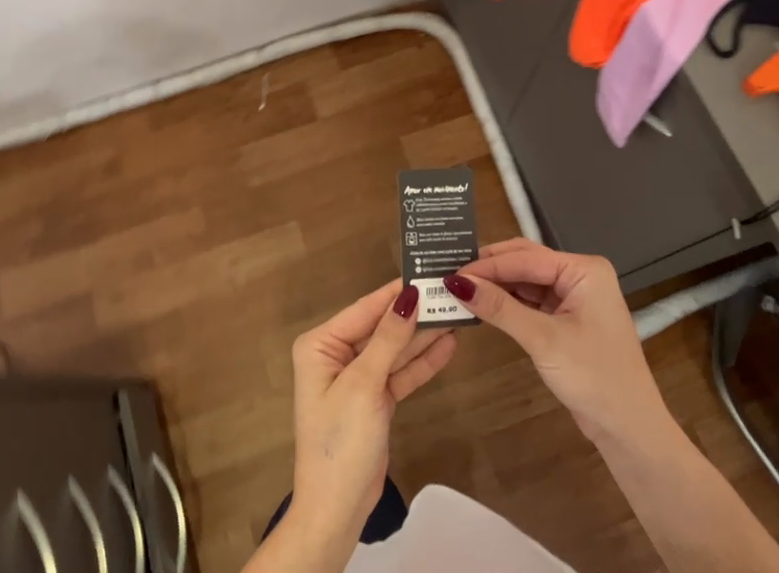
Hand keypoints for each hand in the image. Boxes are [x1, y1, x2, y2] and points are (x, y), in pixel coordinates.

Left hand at [286, 280, 457, 534]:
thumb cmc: (341, 439)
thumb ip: (388, 339)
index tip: (429, 270)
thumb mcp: (364, 385)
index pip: (365, 309)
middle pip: (381, 327)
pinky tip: (449, 345)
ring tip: (458, 312)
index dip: (397, 292)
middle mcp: (335, 356)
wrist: (337, 507)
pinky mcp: (374, 400)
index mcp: (320, 345)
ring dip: (423, 335)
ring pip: (394, 349)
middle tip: (451, 291)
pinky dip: (422, 362)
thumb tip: (409, 294)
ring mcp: (355, 379)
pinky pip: (400, 373)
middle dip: (414, 313)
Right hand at [446, 240, 657, 443]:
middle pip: (525, 261)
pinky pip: (531, 301)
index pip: (525, 257)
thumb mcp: (542, 339)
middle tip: (449, 275)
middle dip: (489, 268)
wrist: (628, 427)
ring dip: (496, 285)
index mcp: (584, 270)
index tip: (448, 273)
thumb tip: (455, 283)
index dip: (486, 264)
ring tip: (458, 289)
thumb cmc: (593, 376)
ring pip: (525, 281)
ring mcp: (575, 297)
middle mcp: (580, 275)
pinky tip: (482, 306)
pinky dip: (507, 303)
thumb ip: (499, 307)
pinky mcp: (567, 319)